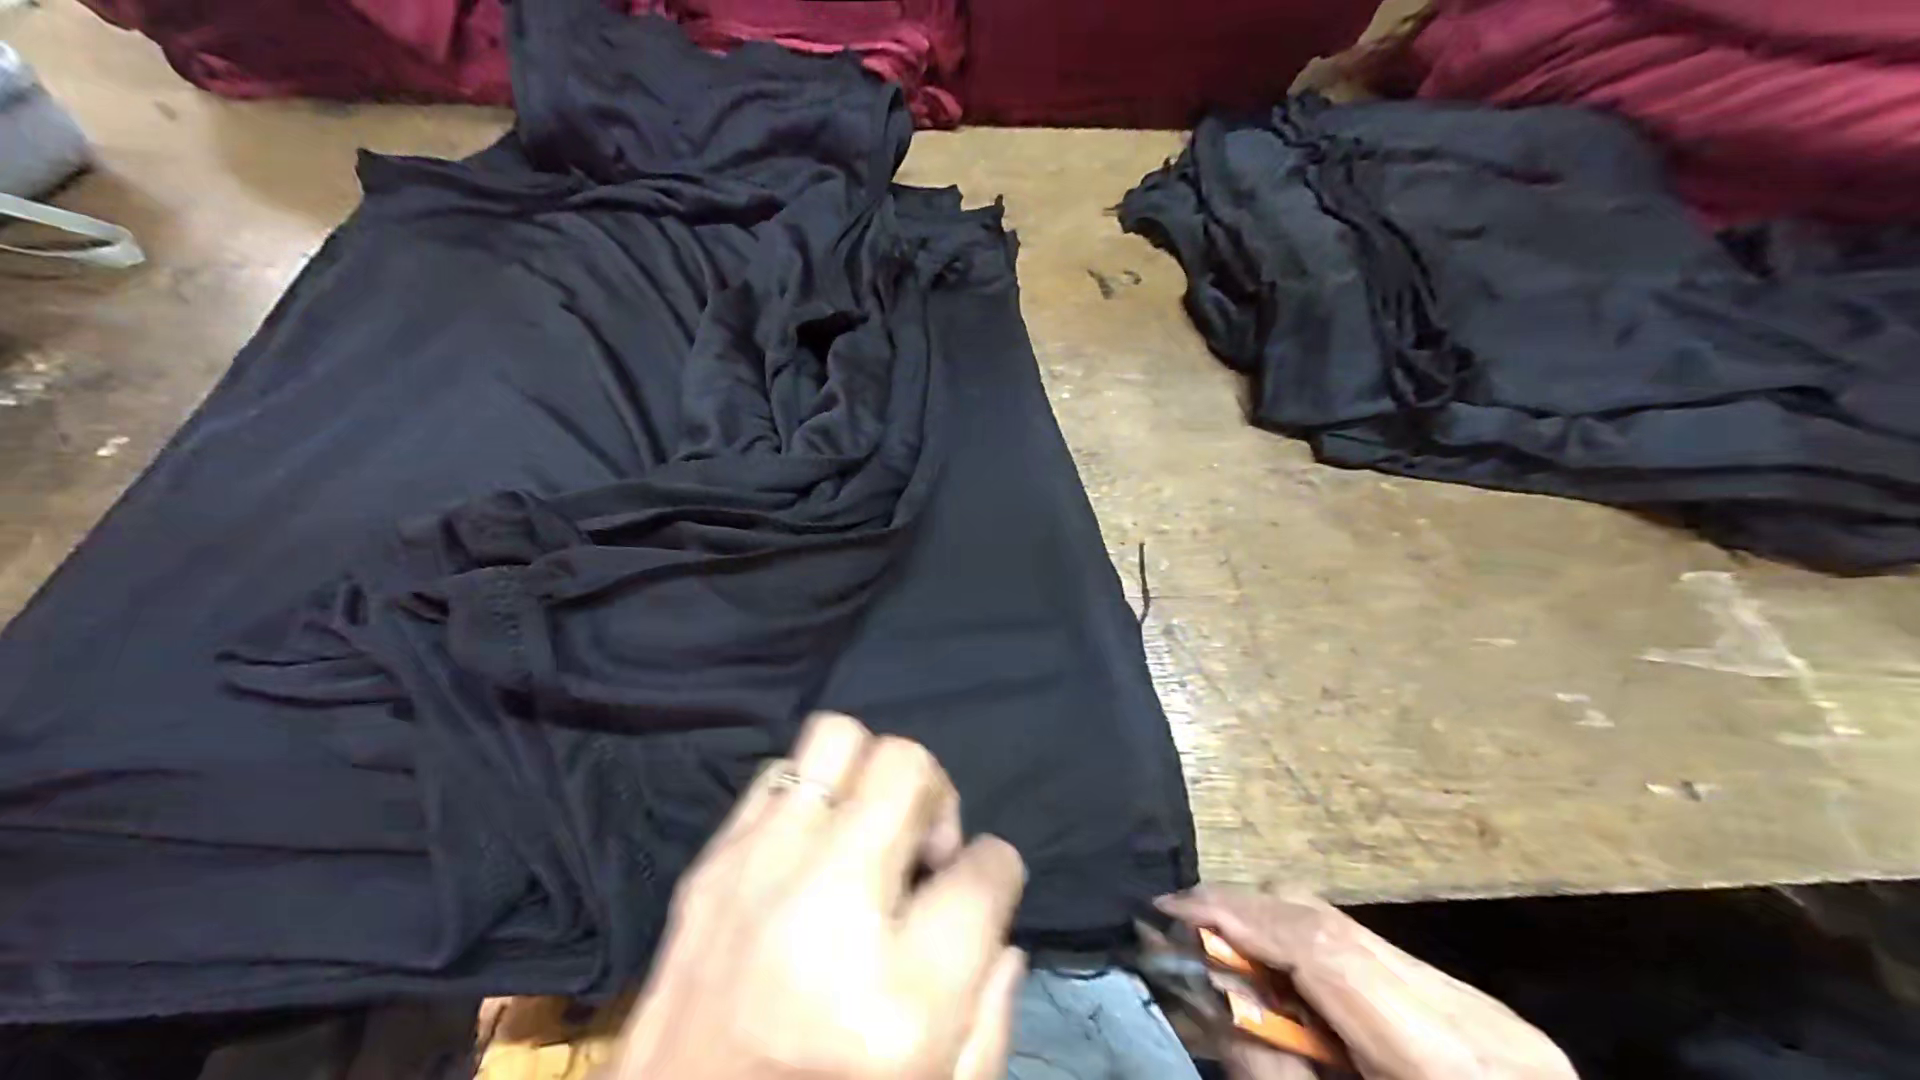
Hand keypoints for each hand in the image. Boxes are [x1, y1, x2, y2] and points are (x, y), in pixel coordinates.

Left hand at [601, 711, 1028, 1079]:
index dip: (997, 871)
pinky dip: (812, 796)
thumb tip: (999, 928)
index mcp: (901, 996)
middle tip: (924, 850)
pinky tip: (812, 849)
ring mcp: (758, 873)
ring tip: (870, 831)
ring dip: (870, 775)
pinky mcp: (709, 865)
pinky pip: (779, 775)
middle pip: (908, 770)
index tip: (981, 886)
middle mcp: (827, 910)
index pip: (987, 870)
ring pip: (839, 739)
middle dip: (938, 797)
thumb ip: (988, 1016)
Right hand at [1156, 888, 1576, 1079]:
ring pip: (1344, 929)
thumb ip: (1268, 1066)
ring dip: (1271, 933)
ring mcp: (1483, 1009)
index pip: (1320, 943)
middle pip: (1327, 921)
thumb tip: (1201, 991)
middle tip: (1181, 931)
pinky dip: (1310, 958)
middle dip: (1241, 915)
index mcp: (1453, 1063)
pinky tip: (1290, 993)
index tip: (1166, 909)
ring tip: (1228, 964)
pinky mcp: (1478, 1012)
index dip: (1234, 916)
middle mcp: (1477, 1016)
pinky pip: (1369, 957)